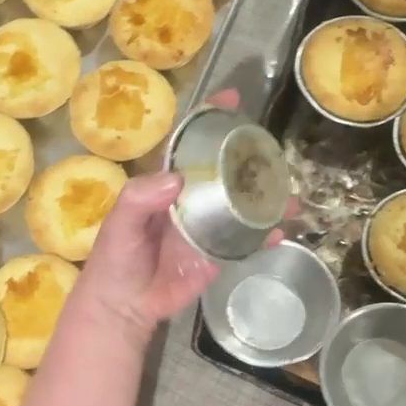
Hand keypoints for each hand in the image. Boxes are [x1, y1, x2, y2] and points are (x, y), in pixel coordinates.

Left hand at [70, 89, 281, 345]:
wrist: (122, 306)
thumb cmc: (115, 259)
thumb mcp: (120, 223)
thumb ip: (140, 198)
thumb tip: (176, 179)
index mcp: (166, 186)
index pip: (189, 145)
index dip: (208, 121)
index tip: (231, 100)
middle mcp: (191, 200)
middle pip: (224, 172)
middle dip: (249, 158)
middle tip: (274, 149)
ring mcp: (206, 227)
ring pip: (240, 205)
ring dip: (265, 197)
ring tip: (290, 193)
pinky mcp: (217, 255)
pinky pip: (245, 242)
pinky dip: (264, 236)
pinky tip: (281, 231)